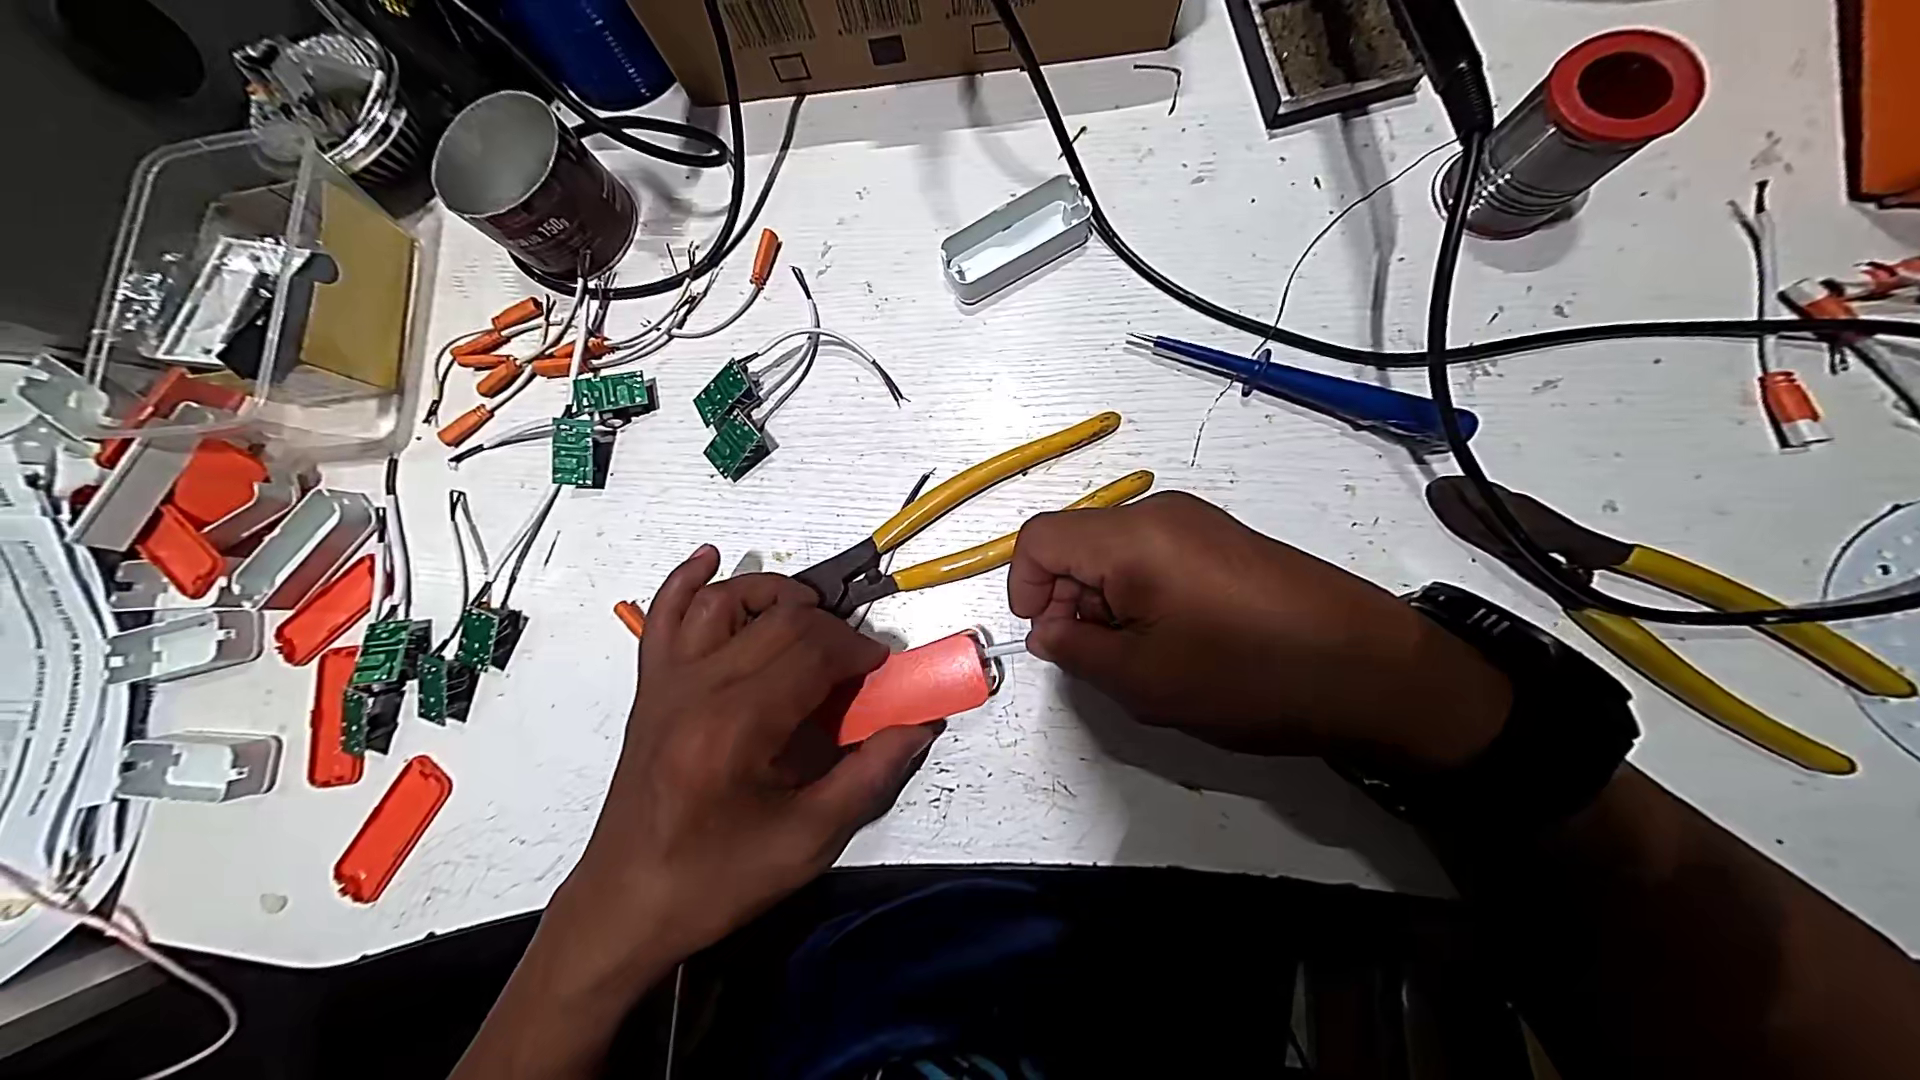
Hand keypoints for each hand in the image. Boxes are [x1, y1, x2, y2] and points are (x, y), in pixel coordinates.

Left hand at [559, 546, 939, 969]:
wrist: (626, 906)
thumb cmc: (716, 880)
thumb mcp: (809, 841)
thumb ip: (870, 774)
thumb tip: (919, 726)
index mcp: (735, 727)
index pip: (811, 652)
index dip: (858, 651)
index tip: (882, 671)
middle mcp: (696, 688)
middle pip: (778, 620)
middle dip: (832, 628)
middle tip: (855, 663)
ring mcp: (667, 682)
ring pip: (724, 601)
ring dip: (775, 593)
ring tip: (808, 613)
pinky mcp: (651, 687)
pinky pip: (663, 615)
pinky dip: (686, 580)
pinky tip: (710, 559)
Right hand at [1009, 491, 1510, 771]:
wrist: (1373, 671)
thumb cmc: (1247, 675)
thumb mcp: (1141, 679)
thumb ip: (1074, 649)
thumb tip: (1047, 629)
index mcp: (1132, 538)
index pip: (1039, 537)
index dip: (1023, 586)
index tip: (1045, 636)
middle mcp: (1161, 513)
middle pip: (1077, 541)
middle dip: (1067, 597)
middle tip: (1096, 656)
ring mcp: (1198, 521)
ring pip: (1115, 551)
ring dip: (1105, 600)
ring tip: (1141, 655)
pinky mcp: (1224, 538)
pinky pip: (1154, 555)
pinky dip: (1140, 593)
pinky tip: (1175, 639)